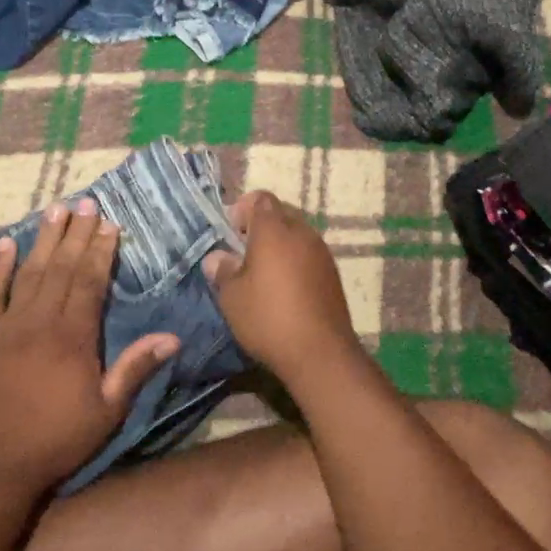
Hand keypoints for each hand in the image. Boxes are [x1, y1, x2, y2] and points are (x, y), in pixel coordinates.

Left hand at [0, 199, 179, 493]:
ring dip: (43, 239)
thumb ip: (135, 368)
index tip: (110, 223)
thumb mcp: (107, 410)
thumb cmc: (59, 438)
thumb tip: (172, 337)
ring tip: (55, 209)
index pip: (90, 281)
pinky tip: (4, 244)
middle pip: (62, 268)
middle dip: (76, 233)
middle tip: (86, 202)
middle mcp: (40, 321)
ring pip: (30, 272)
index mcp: (73, 336)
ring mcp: (8, 326)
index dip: (101, 251)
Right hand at [209, 191, 361, 384]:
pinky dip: (294, 261)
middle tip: (241, 254)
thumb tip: (217, 257)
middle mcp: (302, 231)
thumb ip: (223, 270)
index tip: (229, 233)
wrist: (320, 352)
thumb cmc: (268, 317)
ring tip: (262, 273)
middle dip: (259, 227)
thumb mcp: (232, 296)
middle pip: (279, 214)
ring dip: (278, 245)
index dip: (241, 209)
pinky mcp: (332, 273)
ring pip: (296, 234)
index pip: (259, 198)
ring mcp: (322, 251)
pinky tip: (284, 288)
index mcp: (274, 229)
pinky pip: (308, 254)